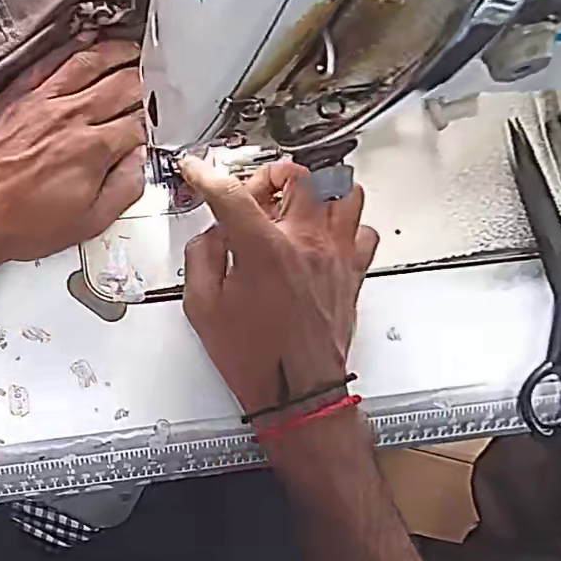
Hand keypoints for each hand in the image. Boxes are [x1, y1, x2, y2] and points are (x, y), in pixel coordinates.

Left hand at [0, 37, 146, 282]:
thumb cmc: (18, 224)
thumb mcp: (87, 224)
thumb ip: (124, 189)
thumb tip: (140, 163)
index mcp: (92, 149)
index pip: (138, 124)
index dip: (153, 124)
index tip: (154, 127)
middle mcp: (70, 117)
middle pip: (123, 84)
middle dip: (146, 82)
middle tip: (155, 82)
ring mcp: (42, 101)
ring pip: (91, 61)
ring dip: (118, 52)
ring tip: (133, 51)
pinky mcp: (17, 95)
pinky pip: (53, 59)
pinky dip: (74, 45)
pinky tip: (86, 41)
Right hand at [180, 156, 380, 415]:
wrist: (296, 391)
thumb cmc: (255, 357)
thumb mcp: (202, 307)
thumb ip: (201, 257)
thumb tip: (212, 234)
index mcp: (264, 251)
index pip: (231, 194)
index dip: (207, 175)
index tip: (198, 170)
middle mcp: (306, 245)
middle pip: (297, 176)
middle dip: (267, 176)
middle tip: (253, 193)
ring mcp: (336, 255)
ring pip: (342, 190)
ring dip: (314, 190)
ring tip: (292, 205)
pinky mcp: (353, 271)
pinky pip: (362, 228)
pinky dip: (343, 222)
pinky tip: (322, 234)